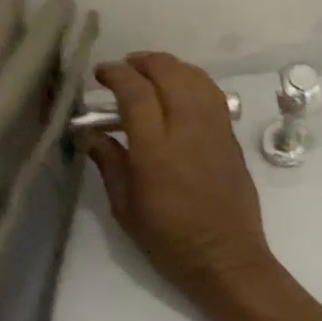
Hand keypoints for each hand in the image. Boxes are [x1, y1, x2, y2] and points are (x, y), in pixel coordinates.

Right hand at [82, 52, 276, 302]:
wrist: (225, 258)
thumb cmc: (169, 241)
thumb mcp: (125, 209)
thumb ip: (109, 163)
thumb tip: (90, 134)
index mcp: (156, 151)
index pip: (136, 93)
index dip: (116, 75)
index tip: (100, 74)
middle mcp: (188, 131)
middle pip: (168, 74)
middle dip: (142, 63)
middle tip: (123, 69)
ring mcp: (215, 130)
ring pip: (195, 77)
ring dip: (169, 66)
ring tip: (150, 73)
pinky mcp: (231, 137)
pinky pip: (213, 94)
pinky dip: (193, 80)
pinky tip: (179, 88)